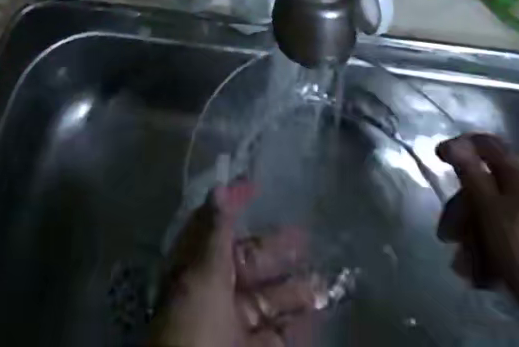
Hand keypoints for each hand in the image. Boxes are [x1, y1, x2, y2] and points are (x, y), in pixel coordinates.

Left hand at [149, 180, 325, 346]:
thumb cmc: (194, 327)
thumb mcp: (203, 276)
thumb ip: (216, 234)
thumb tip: (219, 187)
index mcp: (194, 270)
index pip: (214, 227)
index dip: (232, 205)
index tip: (255, 186)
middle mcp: (213, 295)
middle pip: (246, 265)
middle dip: (274, 249)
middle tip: (305, 236)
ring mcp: (233, 328)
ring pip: (267, 301)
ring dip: (295, 288)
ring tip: (324, 278)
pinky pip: (279, 334)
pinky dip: (300, 324)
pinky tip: (322, 312)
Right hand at [437, 134, 518, 346]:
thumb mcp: (490, 211)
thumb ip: (471, 175)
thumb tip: (456, 142)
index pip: (490, 146)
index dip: (462, 146)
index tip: (438, 157)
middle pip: (488, 189)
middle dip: (463, 211)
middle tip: (446, 235)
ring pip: (496, 220)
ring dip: (474, 240)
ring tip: (463, 267)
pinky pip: (510, 242)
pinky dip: (491, 255)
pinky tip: (482, 278)